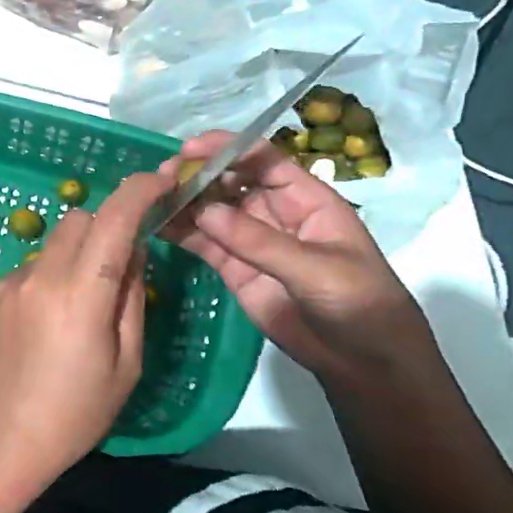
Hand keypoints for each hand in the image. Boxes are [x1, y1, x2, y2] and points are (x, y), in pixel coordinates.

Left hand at [0, 172, 173, 490]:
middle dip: (106, 228)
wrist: (6, 433)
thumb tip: (134, 248)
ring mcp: (8, 282)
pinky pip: (29, 269)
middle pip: (78, 221)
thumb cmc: (78, 409)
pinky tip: (46, 322)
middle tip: (120, 264)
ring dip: (74, 257)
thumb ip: (130, 295)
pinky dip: (47, 278)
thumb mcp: (126, 360)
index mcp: (80, 294)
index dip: (139, 192)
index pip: (112, 221)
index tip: (161, 179)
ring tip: (78, 308)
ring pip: (53, 245)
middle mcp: (39, 276)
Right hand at [158, 130, 441, 383]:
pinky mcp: (233, 267)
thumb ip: (260, 242)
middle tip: (161, 176)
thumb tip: (204, 211)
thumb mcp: (317, 271)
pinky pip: (200, 242)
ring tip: (148, 198)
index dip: (229, 150)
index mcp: (308, 202)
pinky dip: (177, 231)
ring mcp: (251, 241)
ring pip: (210, 210)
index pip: (265, 162)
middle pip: (230, 182)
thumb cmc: (361, 306)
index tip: (191, 148)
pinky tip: (152, 224)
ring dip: (182, 201)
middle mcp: (275, 214)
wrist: (363, 363)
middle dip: (197, 174)